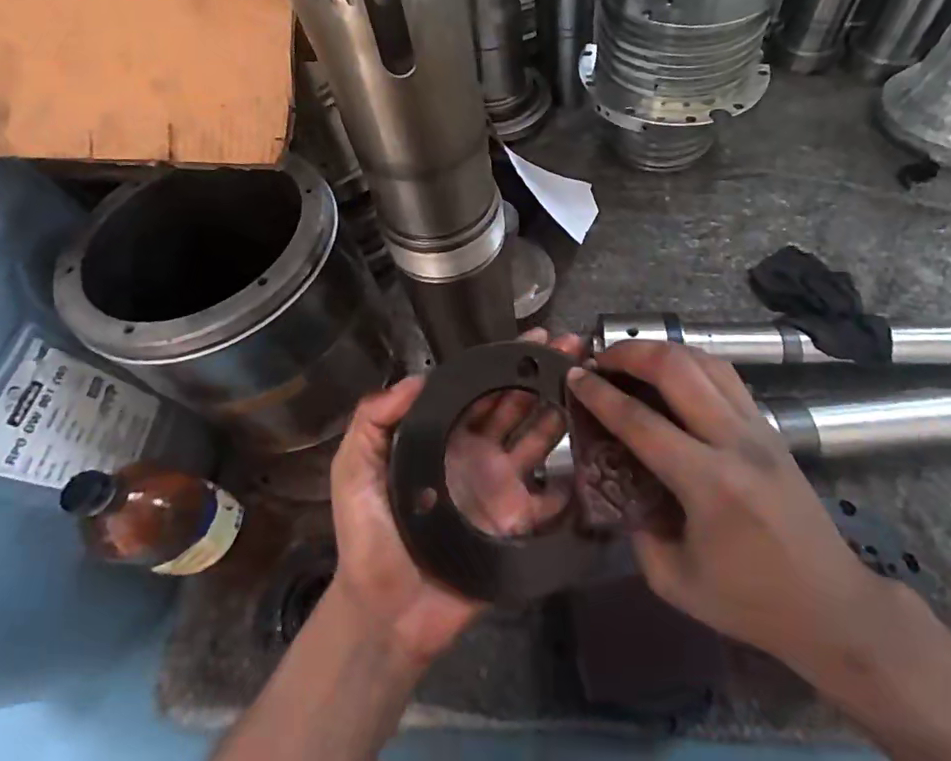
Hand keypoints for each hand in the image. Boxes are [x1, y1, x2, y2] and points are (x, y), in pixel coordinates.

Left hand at [326, 328, 582, 666]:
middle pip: (517, 404)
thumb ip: (372, 421)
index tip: (537, 337)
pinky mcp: (520, 522)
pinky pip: (553, 494)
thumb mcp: (352, 472)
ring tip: (589, 383)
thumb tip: (417, 376)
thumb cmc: (368, 538)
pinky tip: (597, 446)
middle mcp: (479, 452)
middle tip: (575, 347)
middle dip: (543, 374)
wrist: (387, 612)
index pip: (480, 388)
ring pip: (540, 438)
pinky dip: (576, 474)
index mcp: (445, 436)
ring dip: (564, 409)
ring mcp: (504, 485)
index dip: (505, 362)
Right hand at [565, 341, 872, 662]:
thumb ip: (637, 529)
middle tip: (600, 359)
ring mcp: (759, 429)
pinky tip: (674, 375)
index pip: (641, 422)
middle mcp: (735, 442)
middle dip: (631, 353)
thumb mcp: (674, 580)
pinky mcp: (771, 428)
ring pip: (707, 362)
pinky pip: (727, 378)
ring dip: (664, 351)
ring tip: (632, 359)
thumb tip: (619, 486)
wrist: (829, 603)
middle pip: (678, 369)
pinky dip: (693, 364)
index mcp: (709, 483)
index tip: (574, 377)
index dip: (600, 395)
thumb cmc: (749, 601)